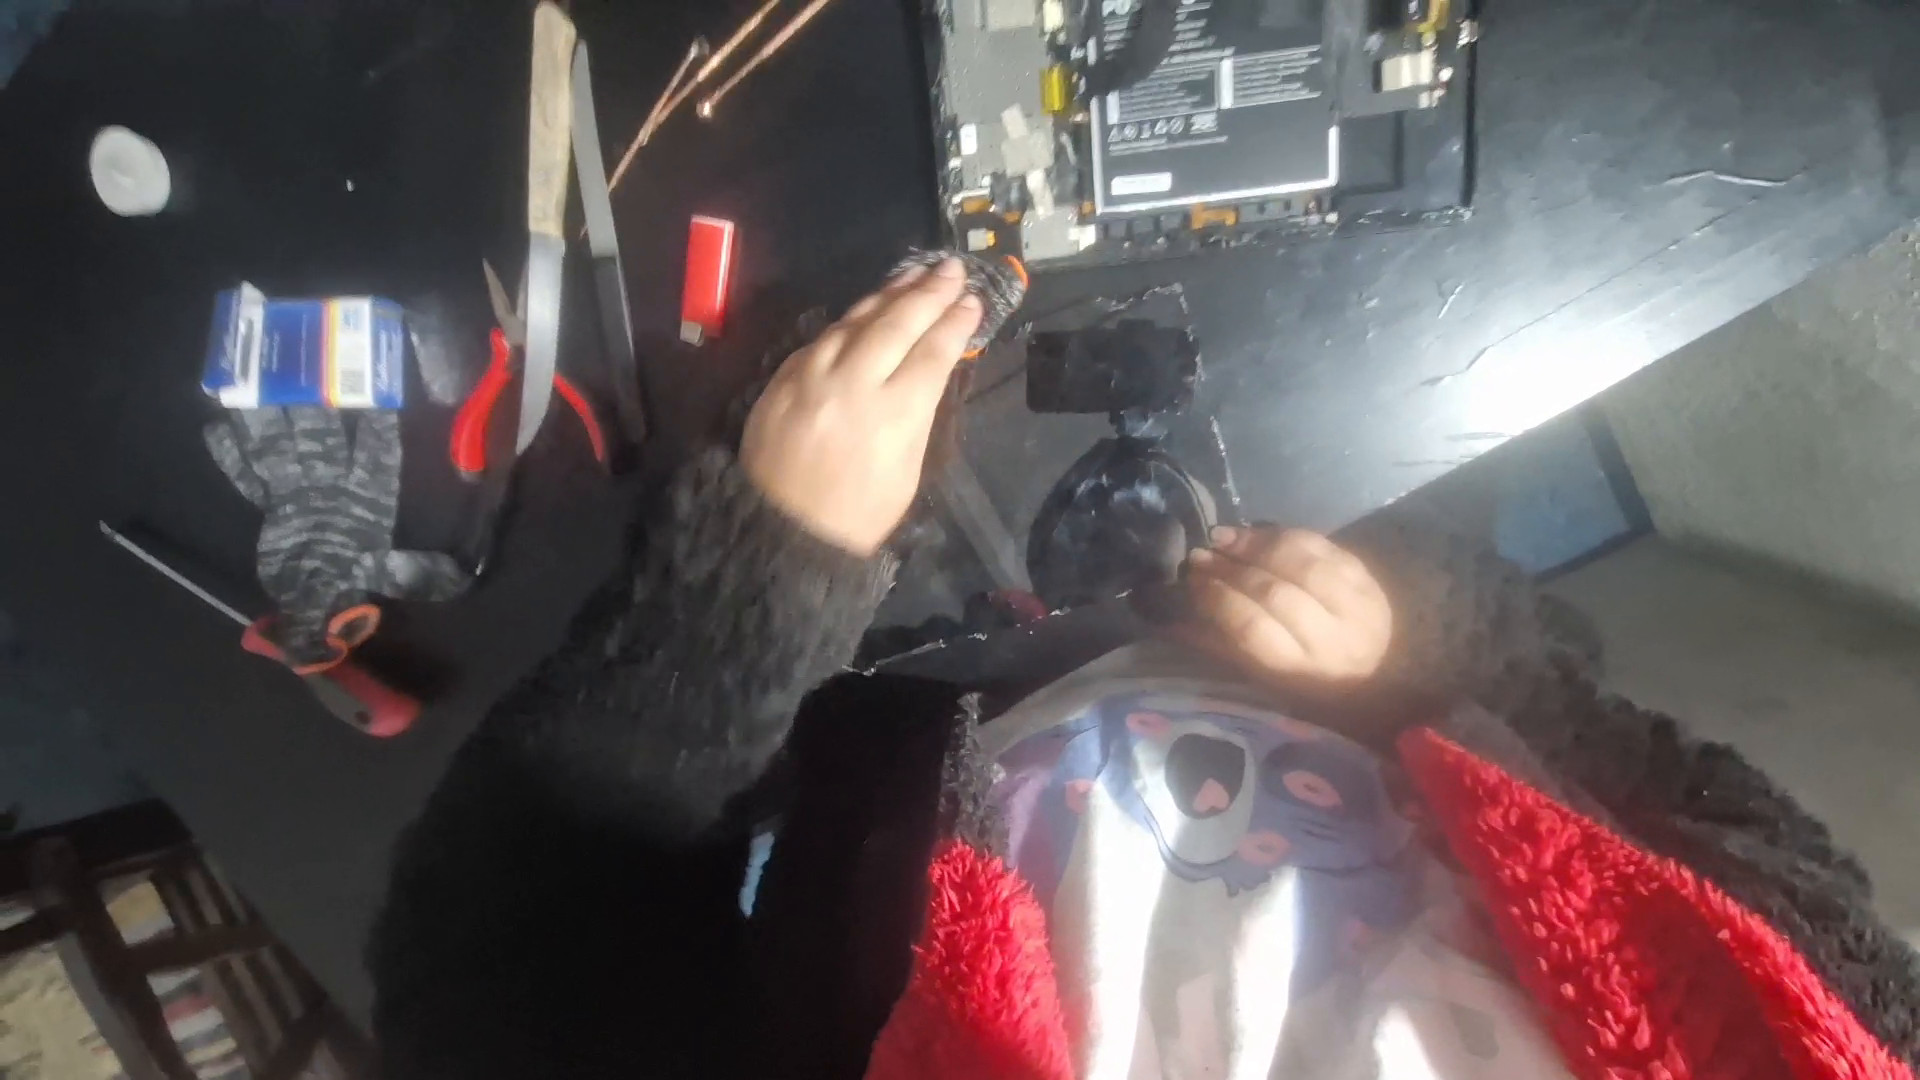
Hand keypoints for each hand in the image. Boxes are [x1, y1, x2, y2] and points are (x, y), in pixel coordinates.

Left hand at [742, 257, 984, 554]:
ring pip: (855, 321)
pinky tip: (867, 311)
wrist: (784, 531)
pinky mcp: (782, 378)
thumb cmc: (859, 515)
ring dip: (888, 295)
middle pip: (896, 325)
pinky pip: (822, 338)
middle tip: (951, 268)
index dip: (955, 324)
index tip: (972, 302)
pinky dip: (849, 322)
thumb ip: (917, 414)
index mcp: (894, 416)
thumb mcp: (907, 472)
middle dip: (928, 293)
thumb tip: (927, 370)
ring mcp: (812, 377)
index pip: (933, 353)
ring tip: (913, 276)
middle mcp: (854, 385)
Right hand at [1185, 526, 1392, 687]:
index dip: (1217, 598)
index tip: (1192, 581)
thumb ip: (1218, 645)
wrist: (1378, 678)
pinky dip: (1286, 536)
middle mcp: (1332, 638)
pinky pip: (1323, 548)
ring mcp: (1355, 605)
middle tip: (1201, 555)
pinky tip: (1259, 535)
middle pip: (1275, 591)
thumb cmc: (1305, 686)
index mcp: (1299, 669)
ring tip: (1226, 539)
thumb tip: (1170, 622)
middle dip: (1230, 568)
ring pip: (1300, 564)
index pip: (1251, 626)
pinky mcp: (1368, 580)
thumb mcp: (1260, 677)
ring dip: (1256, 546)